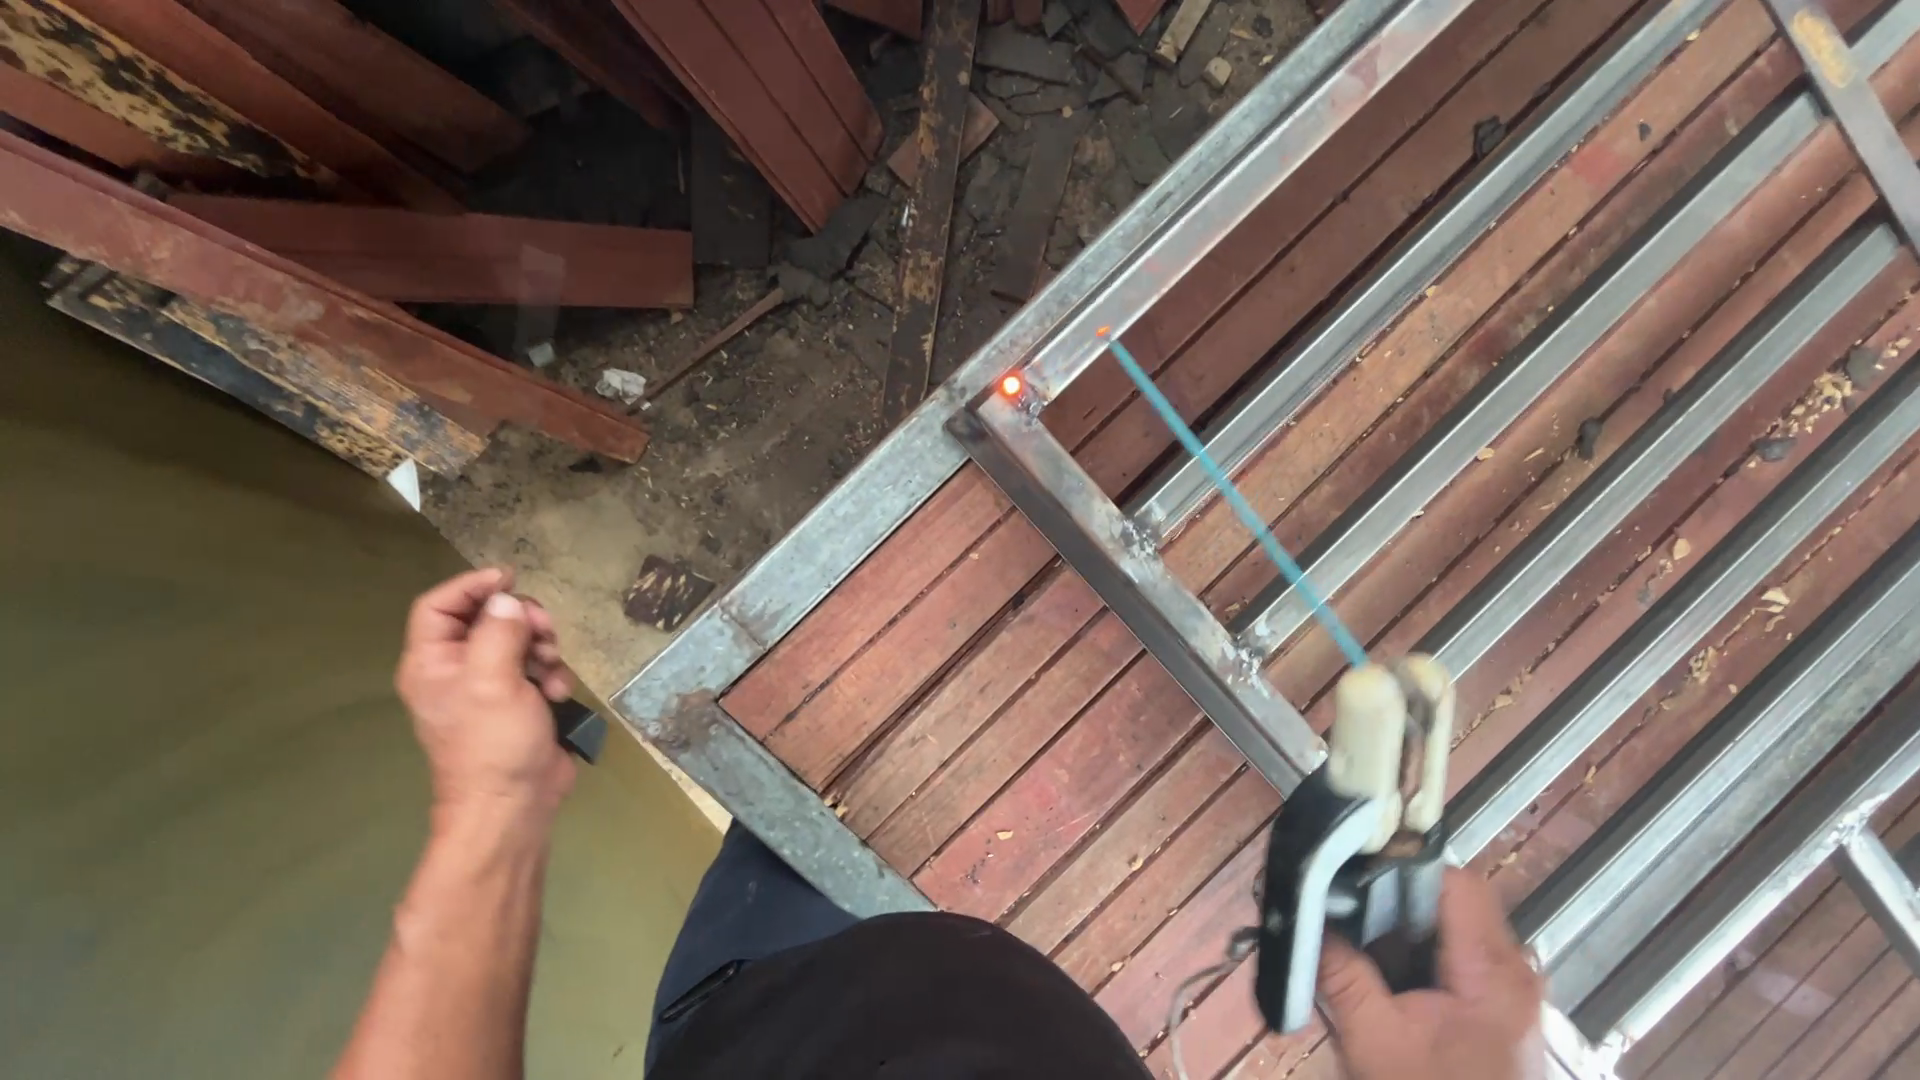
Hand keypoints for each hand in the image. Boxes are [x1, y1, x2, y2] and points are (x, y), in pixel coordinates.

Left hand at [395, 568, 576, 819]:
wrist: (514, 803)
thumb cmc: (493, 743)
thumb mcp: (493, 681)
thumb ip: (499, 633)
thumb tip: (506, 600)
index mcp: (433, 662)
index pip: (439, 606)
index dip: (472, 586)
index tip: (511, 579)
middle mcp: (457, 669)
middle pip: (488, 618)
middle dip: (522, 620)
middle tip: (545, 631)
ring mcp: (489, 686)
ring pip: (519, 640)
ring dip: (544, 648)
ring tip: (553, 669)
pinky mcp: (519, 700)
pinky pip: (537, 668)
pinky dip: (552, 674)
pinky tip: (558, 692)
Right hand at [1317, 868, 1544, 1079]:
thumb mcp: (1373, 1039)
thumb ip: (1339, 973)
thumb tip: (1299, 914)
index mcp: (1492, 972)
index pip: (1455, 881)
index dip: (1403, 863)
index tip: (1353, 865)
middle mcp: (1513, 970)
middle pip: (1454, 895)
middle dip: (1395, 889)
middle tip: (1343, 896)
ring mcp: (1511, 987)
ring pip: (1454, 919)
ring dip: (1404, 915)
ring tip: (1354, 923)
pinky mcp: (1499, 1003)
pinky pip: (1457, 947)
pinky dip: (1417, 942)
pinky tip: (1381, 959)